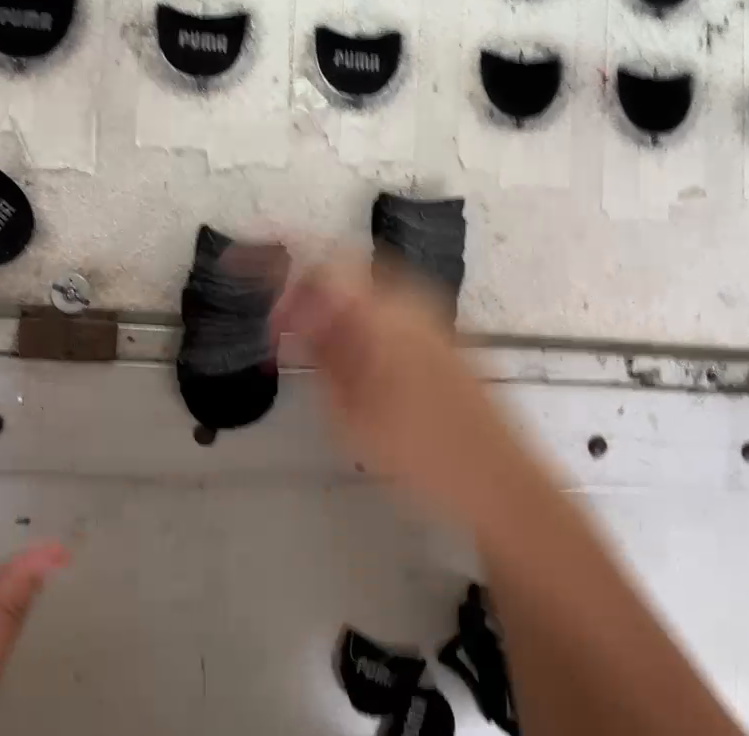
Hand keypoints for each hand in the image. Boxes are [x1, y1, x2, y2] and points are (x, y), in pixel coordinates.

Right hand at [272, 260, 516, 521]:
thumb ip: (319, 355)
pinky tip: (351, 366)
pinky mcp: (447, 339)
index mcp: (384, 314)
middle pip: (342, 273)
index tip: (244, 270)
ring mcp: (434, 320)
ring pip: (366, 294)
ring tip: (308, 353)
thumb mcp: (350, 415)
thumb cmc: (421, 456)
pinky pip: (390, 313)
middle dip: (304, 291)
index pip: (320, 262)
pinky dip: (359, 325)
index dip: (277, 261)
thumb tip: (293, 317)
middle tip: (278, 328)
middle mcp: (411, 303)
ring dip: (331, 310)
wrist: (504, 486)